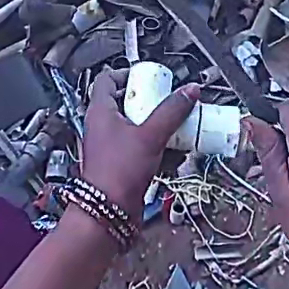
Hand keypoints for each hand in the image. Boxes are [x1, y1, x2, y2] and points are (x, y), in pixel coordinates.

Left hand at [81, 70, 199, 212]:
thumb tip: (189, 91)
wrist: (108, 213)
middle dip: (149, 102)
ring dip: (155, 124)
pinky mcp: (119, 163)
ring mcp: (110, 145)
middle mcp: (102, 126)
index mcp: (100, 111)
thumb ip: (172, 111)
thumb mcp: (151, 135)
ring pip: (134, 125)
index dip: (128, 74)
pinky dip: (155, 144)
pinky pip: (138, 145)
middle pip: (125, 101)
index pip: (107, 79)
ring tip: (174, 125)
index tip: (149, 78)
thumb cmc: (117, 173)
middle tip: (167, 101)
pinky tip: (171, 149)